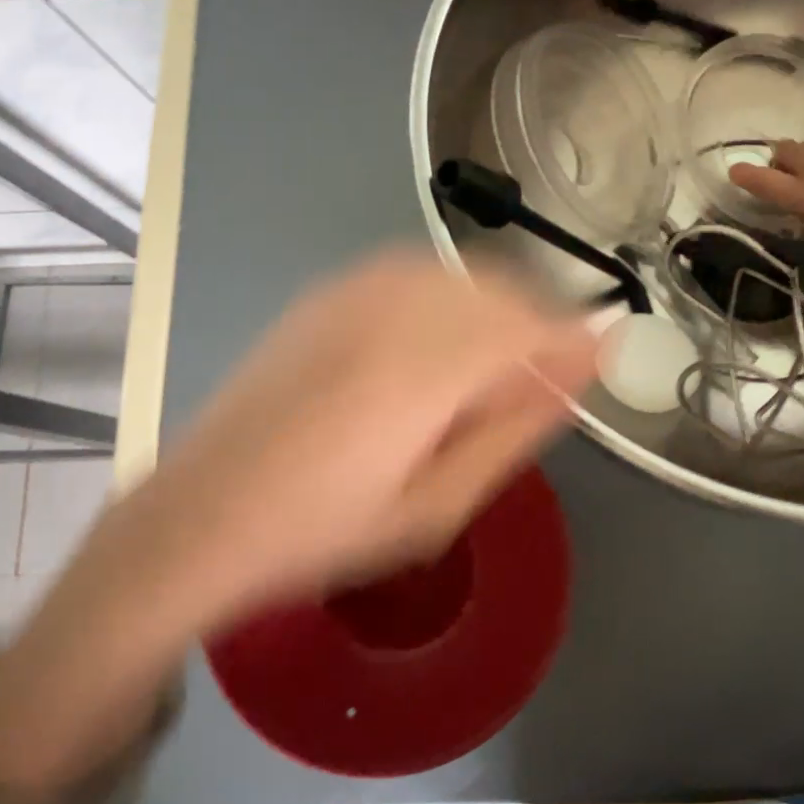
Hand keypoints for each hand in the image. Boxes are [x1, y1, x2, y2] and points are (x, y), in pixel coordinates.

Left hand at [99, 250, 597, 621]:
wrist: (198, 517)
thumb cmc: (324, 532)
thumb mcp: (434, 506)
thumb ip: (511, 433)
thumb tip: (575, 381)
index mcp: (419, 375)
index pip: (526, 328)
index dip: (575, 337)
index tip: (606, 353)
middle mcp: (386, 317)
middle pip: (498, 288)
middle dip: (541, 319)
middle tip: (552, 371)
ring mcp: (348, 299)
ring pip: (458, 273)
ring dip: (499, 304)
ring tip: (503, 359)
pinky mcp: (322, 298)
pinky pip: (412, 271)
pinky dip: (452, 293)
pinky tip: (446, 336)